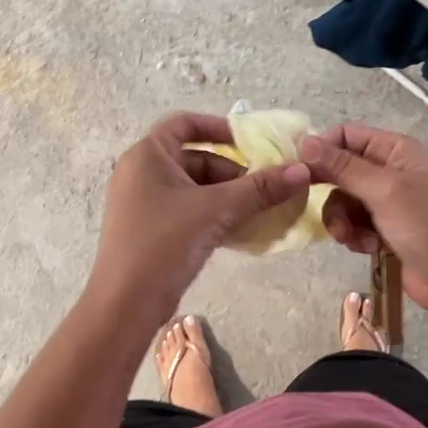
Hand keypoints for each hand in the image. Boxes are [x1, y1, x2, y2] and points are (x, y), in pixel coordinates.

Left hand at [88, 113, 310, 323]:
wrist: (124, 304)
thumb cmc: (164, 243)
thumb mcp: (217, 210)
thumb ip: (260, 189)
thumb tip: (303, 170)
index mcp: (147, 155)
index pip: (184, 123)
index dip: (218, 127)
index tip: (250, 142)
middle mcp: (140, 172)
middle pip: (194, 157)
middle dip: (231, 170)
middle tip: (263, 186)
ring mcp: (142, 202)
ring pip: (193, 186)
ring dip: (226, 194)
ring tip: (258, 209)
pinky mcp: (148, 229)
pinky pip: (186, 209)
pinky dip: (212, 213)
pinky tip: (240, 229)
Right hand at [300, 124, 427, 316]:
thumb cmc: (427, 226)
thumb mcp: (384, 191)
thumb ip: (343, 167)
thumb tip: (304, 142)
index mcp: (396, 150)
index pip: (347, 136)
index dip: (322, 150)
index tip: (300, 172)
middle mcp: (391, 170)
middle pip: (341, 170)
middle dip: (331, 192)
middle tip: (321, 209)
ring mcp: (388, 202)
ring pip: (343, 201)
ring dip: (341, 219)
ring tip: (351, 237)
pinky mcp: (385, 229)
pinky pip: (354, 224)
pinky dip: (354, 235)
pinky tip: (366, 248)